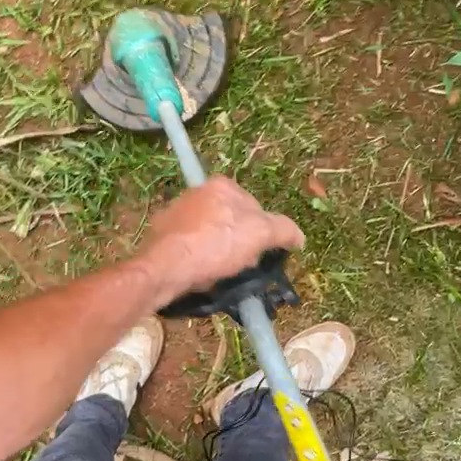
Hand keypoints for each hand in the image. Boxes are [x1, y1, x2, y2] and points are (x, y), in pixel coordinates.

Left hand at [134, 178, 303, 305]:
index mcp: (222, 185)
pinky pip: (191, 248)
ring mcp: (176, 213)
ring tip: (220, 274)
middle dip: (240, 244)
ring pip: (211, 236)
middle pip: (232, 222)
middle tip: (241, 266)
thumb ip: (283, 230)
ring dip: (219, 254)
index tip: (260, 253)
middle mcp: (197, 193)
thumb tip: (298, 237)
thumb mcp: (260, 234)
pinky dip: (198, 260)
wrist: (165, 268)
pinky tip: (200, 275)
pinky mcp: (162, 235)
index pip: (255, 208)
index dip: (262, 233)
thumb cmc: (215, 245)